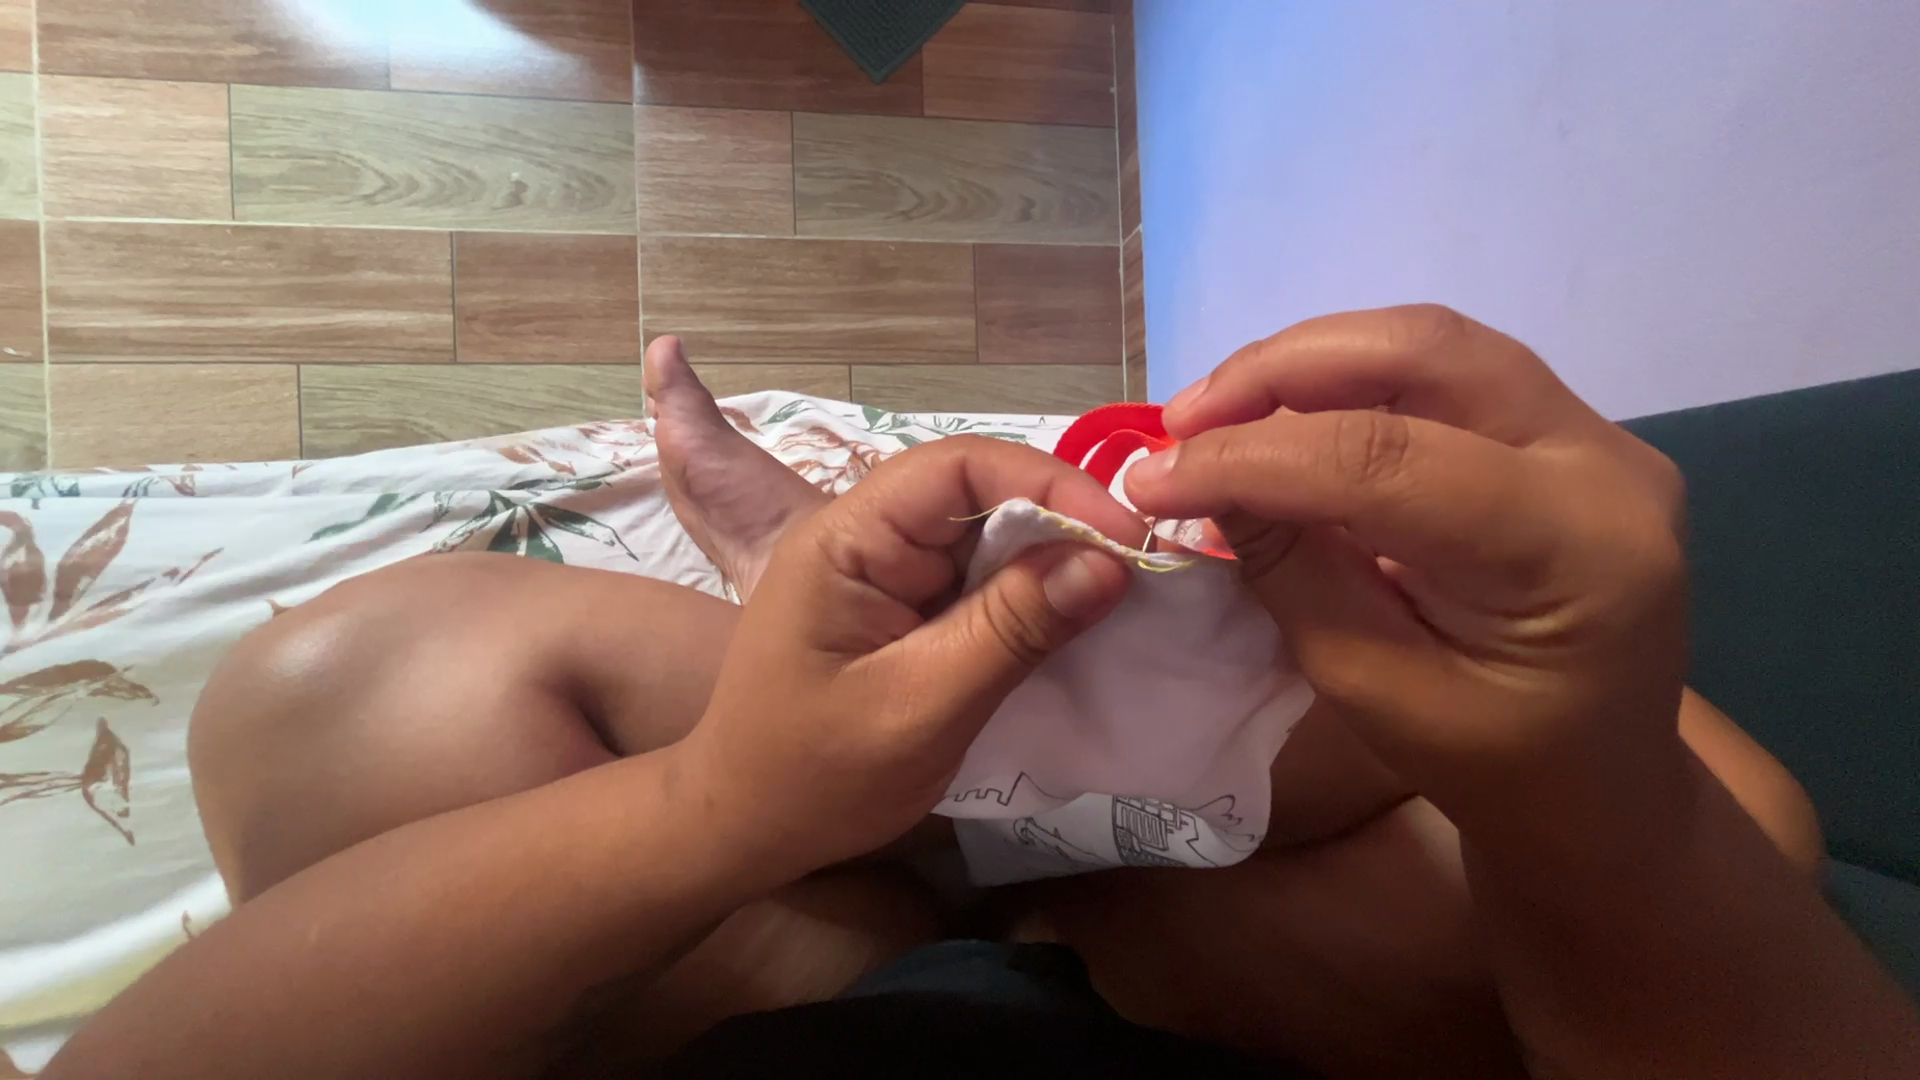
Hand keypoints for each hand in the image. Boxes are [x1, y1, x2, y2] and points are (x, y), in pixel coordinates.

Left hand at [680, 436, 1135, 880]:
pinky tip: (1068, 620)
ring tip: (1115, 596)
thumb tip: (1110, 563)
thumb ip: (1012, 631)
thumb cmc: (814, 778)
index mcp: (847, 540)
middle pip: (978, 496)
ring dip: (1049, 563)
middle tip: (1135, 573)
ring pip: (985, 539)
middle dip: (1059, 524)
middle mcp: (866, 537)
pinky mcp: (905, 607)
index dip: (1049, 484)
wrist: (747, 826)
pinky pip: (978, 582)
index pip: (957, 467)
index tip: (1124, 536)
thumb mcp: (920, 707)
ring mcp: (886, 572)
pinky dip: (1027, 598)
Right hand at [1125, 305, 1691, 840]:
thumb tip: (1202, 482)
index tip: (1150, 481)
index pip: (1383, 461)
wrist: (1597, 777)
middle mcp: (1599, 459)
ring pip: (1422, 344)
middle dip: (1277, 372)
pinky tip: (1273, 419)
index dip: (1249, 459)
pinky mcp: (1551, 429)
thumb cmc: (1485, 760)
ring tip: (1210, 416)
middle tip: (1182, 421)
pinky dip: (1332, 383)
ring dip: (1298, 366)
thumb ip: (1287, 570)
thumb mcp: (1365, 684)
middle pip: (1421, 351)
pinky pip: (1428, 372)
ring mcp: (1585, 432)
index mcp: (1570, 550)